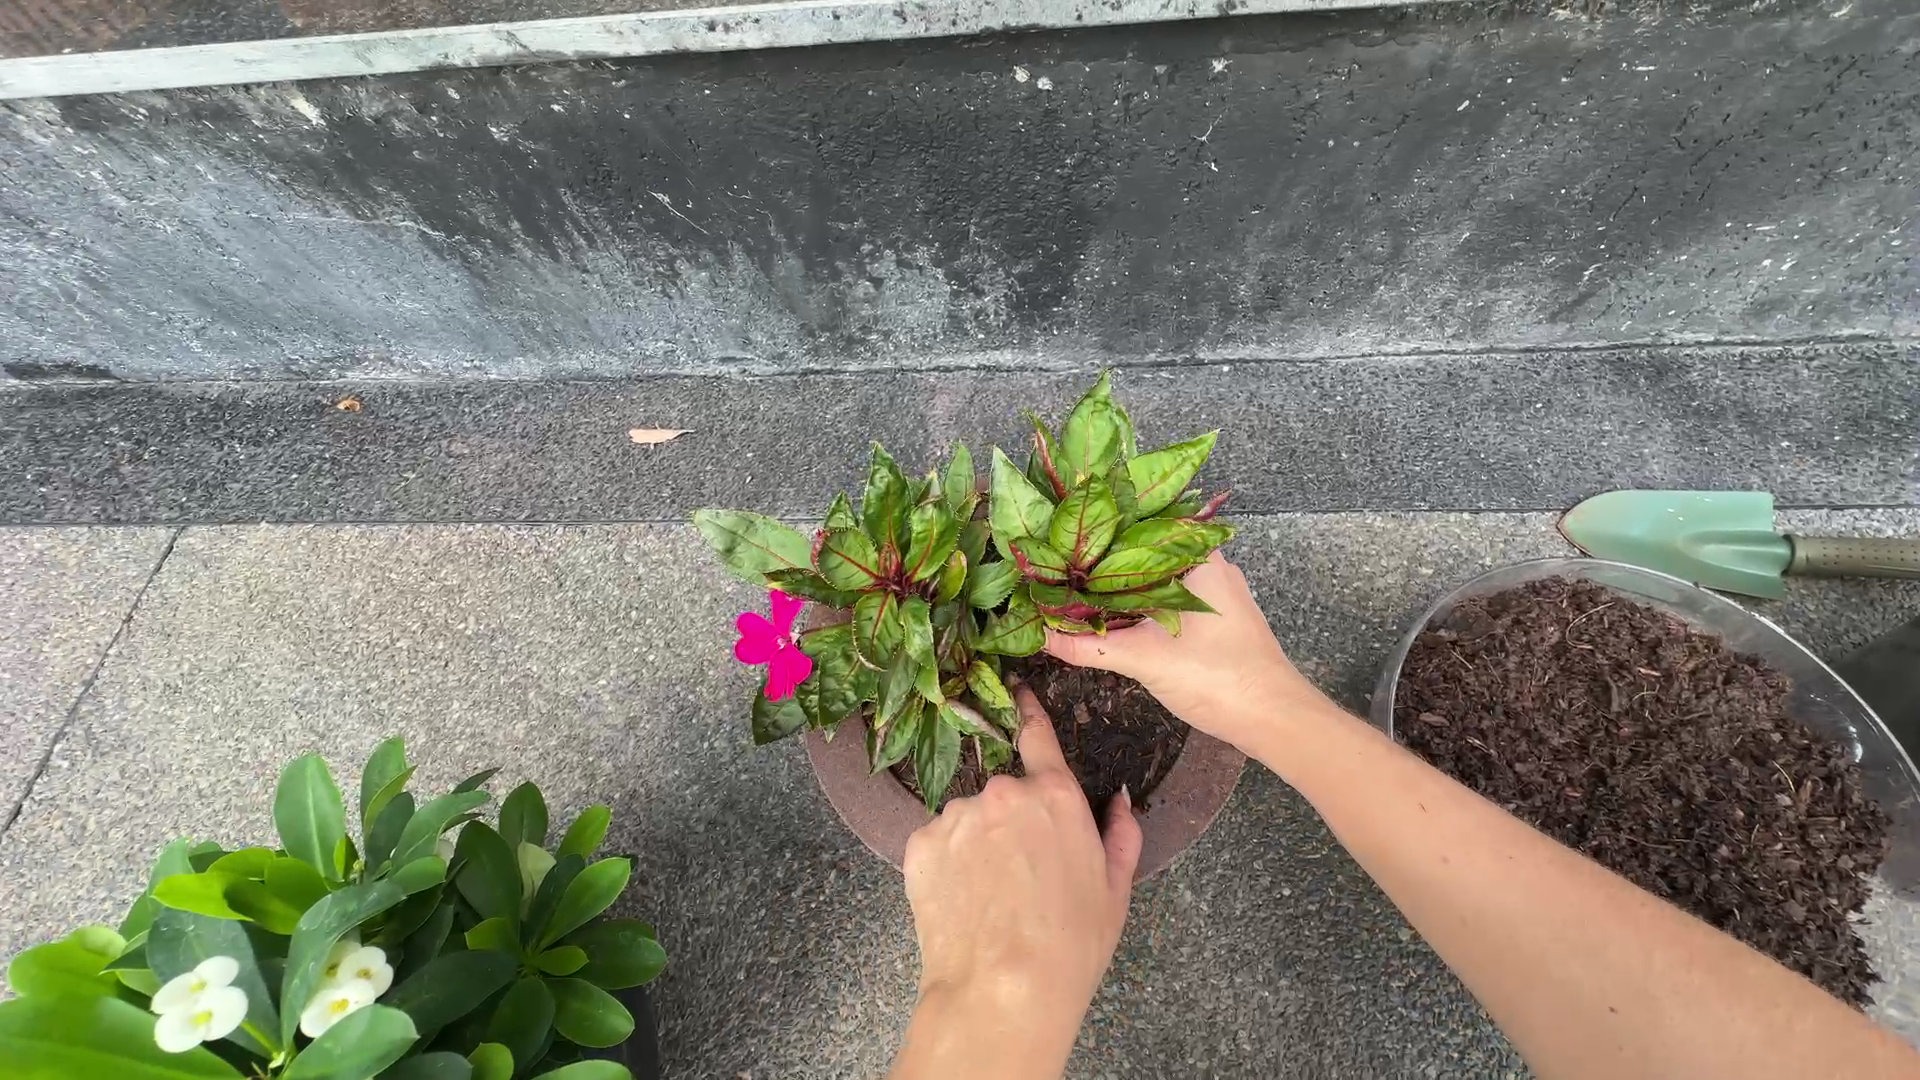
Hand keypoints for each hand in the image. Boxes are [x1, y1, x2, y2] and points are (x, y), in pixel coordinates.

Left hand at [892, 689, 1140, 1079]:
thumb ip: (1120, 832)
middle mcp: (1003, 792)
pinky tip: (961, 900)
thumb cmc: (1071, 944)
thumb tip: (1119, 796)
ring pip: (968, 818)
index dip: (1027, 709)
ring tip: (988, 895)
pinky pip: (937, 843)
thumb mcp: (1115, 890)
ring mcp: (958, 814)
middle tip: (1017, 874)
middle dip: (1009, 822)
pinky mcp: (921, 841)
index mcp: (1054, 795)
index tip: (1016, 688)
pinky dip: (946, 864)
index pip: (1037, 735)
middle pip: (1004, 794)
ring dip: (976, 843)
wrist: (1004, 990)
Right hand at [1043, 552, 1327, 755]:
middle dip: (1106, 563)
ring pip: (1158, 580)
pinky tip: (1116, 620)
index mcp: (1198, 559)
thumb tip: (1040, 635)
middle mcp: (1210, 567)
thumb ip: (1090, 646)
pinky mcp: (1217, 621)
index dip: (1100, 533)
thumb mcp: (1146, 658)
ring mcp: (1216, 595)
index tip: (1065, 539)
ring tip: (1080, 592)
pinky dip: (1142, 607)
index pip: (1141, 526)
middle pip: (1146, 553)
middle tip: (1064, 568)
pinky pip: (1170, 601)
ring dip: (1124, 588)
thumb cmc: (1220, 677)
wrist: (1276, 721)